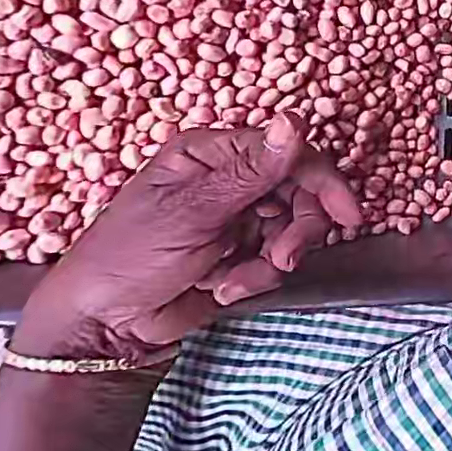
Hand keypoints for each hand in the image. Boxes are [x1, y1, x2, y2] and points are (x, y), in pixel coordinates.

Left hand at [12, 114, 362, 361]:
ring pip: (293, 228)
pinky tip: (224, 289)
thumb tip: (294, 122)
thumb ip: (250, 172)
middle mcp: (232, 178)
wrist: (103, 328)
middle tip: (284, 259)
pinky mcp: (243, 250)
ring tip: (235, 281)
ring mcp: (240, 215)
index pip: (287, 152)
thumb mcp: (190, 213)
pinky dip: (258, 277)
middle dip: (298, 229)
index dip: (323, 181)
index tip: (348, 215)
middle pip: (300, 191)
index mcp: (213, 154)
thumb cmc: (129, 257)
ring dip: (273, 260)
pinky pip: (277, 258)